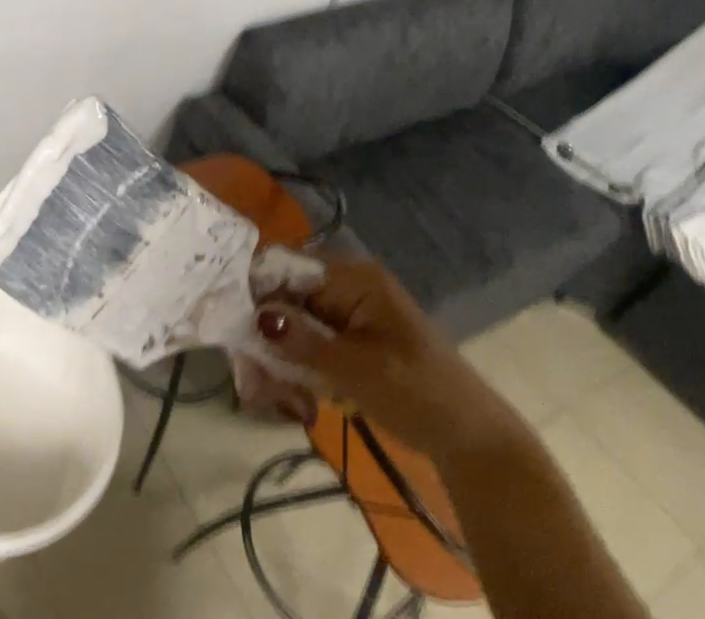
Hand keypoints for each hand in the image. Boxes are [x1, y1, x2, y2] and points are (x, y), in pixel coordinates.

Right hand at [254, 258, 523, 459]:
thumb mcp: (355, 368)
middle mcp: (344, 287)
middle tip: (259, 387)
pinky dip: (294, 370)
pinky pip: (304, 345)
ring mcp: (345, 314)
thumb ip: (302, 340)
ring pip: (288, 325)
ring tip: (284, 403)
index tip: (235, 333)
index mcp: (353, 278)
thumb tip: (255, 315)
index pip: (284, 266)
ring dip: (276, 362)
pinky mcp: (345, 341)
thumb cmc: (418, 393)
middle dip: (264, 340)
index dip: (254, 293)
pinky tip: (297, 402)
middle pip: (280, 298)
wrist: (470, 438)